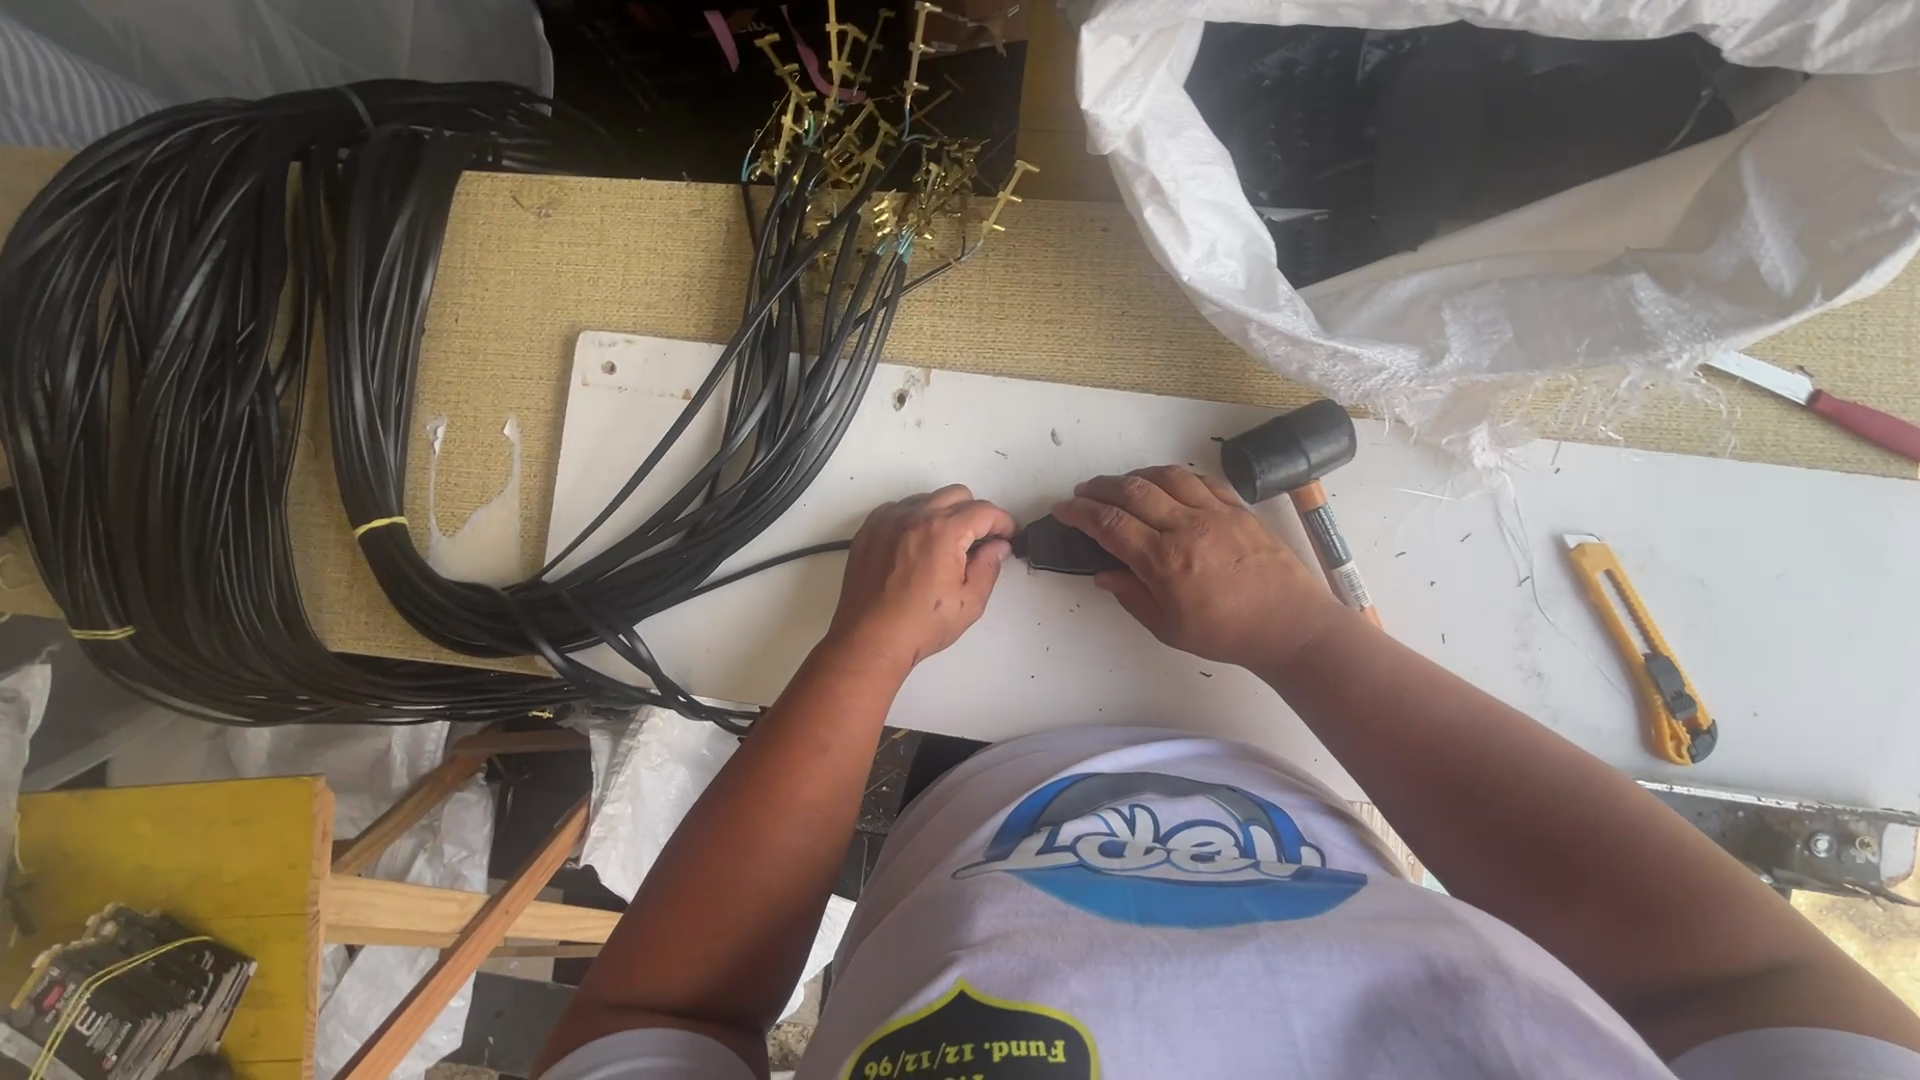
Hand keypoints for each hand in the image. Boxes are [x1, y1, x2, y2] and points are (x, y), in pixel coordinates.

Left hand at [828, 485, 1016, 668]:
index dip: (1003, 522)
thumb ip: (989, 567)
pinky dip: (915, 519)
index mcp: (942, 532)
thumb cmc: (915, 626)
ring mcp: (888, 522)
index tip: (1007, 534)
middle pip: (957, 495)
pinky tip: (919, 545)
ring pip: (927, 499)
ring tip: (947, 546)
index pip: (984, 511)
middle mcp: (914, 518)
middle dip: (975, 514)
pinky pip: (899, 509)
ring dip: (944, 514)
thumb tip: (997, 548)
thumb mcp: (969, 602)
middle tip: (981, 541)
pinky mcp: (870, 531)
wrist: (870, 640)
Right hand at [1052, 466, 1347, 671]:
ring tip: (1120, 485)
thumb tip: (1103, 573)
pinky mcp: (1238, 508)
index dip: (1079, 512)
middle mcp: (1186, 527)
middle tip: (1083, 492)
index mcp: (1164, 560)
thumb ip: (1131, 596)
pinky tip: (1165, 484)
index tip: (1063, 509)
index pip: (1109, 523)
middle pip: (1131, 491)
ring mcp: (1215, 513)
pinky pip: (1200, 479)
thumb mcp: (1167, 627)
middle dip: (1099, 487)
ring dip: (1135, 476)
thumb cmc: (1226, 634)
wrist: (1290, 625)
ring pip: (1165, 476)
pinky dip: (1175, 477)